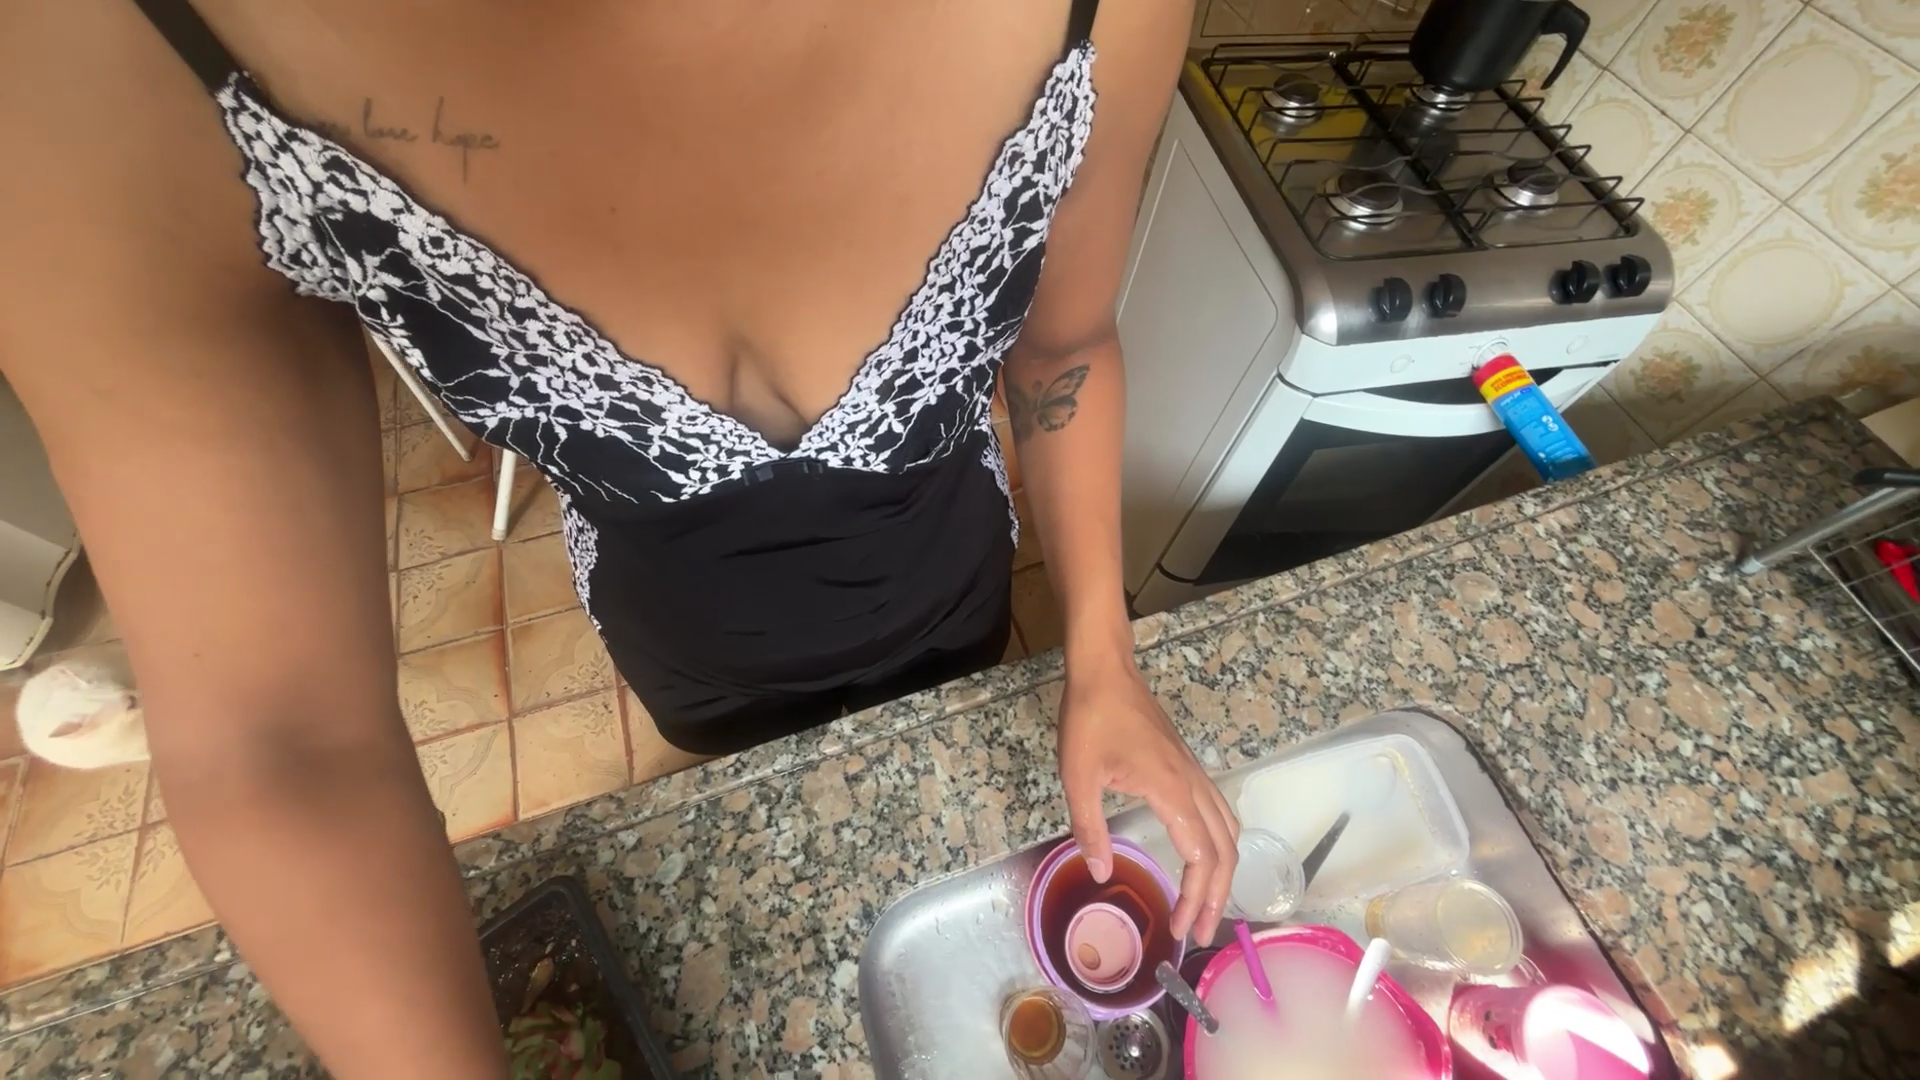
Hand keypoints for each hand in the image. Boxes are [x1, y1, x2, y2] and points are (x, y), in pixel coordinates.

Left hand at [1057, 657, 1238, 945]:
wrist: (1104, 670)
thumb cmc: (1090, 719)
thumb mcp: (1079, 776)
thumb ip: (1090, 828)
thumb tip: (1102, 873)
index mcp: (1171, 790)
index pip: (1201, 858)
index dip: (1196, 898)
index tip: (1182, 929)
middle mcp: (1193, 783)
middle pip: (1225, 850)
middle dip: (1218, 895)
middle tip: (1201, 932)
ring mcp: (1193, 770)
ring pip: (1228, 829)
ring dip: (1223, 870)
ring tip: (1206, 902)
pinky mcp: (1185, 762)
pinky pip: (1217, 809)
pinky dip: (1218, 842)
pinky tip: (1199, 852)